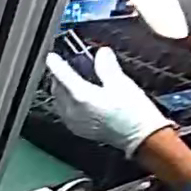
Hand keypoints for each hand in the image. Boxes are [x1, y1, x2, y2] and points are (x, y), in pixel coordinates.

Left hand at [45, 49, 172, 155]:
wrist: (139, 137)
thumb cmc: (133, 111)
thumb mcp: (121, 83)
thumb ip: (107, 67)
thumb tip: (101, 53)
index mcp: (82, 97)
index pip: (63, 77)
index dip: (56, 65)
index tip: (51, 57)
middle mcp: (72, 111)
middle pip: (57, 90)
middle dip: (57, 77)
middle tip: (63, 66)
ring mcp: (73, 122)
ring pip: (58, 101)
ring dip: (60, 90)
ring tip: (67, 80)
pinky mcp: (77, 129)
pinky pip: (64, 112)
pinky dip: (64, 101)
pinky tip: (73, 98)